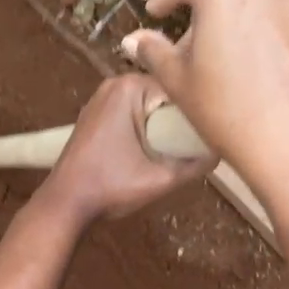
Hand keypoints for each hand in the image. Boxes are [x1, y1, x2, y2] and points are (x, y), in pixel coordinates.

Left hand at [35, 73, 213, 224]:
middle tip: (199, 144)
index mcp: (131, 87)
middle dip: (180, 119)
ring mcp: (102, 99)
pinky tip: (156, 150)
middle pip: (165, 96)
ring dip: (164, 126)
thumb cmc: (110, 188)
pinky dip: (145, 129)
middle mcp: (115, 84)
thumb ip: (196, 163)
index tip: (213, 132)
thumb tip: (222, 150)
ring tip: (183, 148)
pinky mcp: (96, 116)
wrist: (65, 204)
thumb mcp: (161, 178)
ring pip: (149, 107)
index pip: (180, 88)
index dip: (198, 110)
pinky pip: (132, 114)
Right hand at [121, 0, 288, 214]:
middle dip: (216, 13)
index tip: (160, 12)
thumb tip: (134, 40)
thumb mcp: (180, 86)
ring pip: (273, 0)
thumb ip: (155, 53)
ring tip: (252, 64)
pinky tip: (286, 68)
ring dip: (257, 21)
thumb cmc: (233, 116)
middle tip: (208, 52)